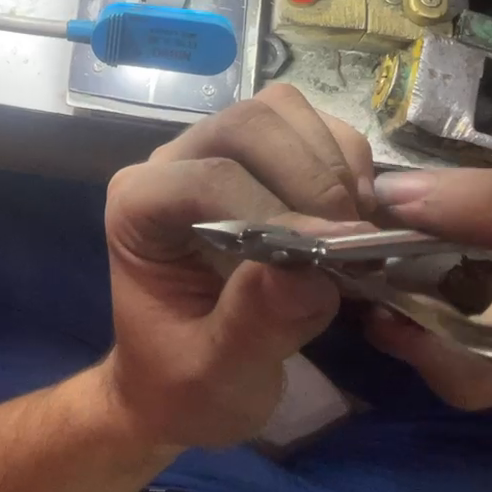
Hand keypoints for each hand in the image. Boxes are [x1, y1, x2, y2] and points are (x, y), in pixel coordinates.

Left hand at [99, 84, 373, 447]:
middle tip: (349, 242)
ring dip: (332, 163)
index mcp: (138, 208)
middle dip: (309, 176)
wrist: (182, 379)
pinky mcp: (254, 157)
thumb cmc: (184, 380)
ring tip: (353, 230)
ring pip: (280, 110)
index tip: (330, 262)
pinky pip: (307, 124)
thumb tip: (309, 271)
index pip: (205, 179)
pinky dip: (345, 159)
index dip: (273, 211)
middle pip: (246, 124)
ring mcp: (212, 151)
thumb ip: (253, 326)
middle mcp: (169, 164)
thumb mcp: (214, 377)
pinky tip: (354, 214)